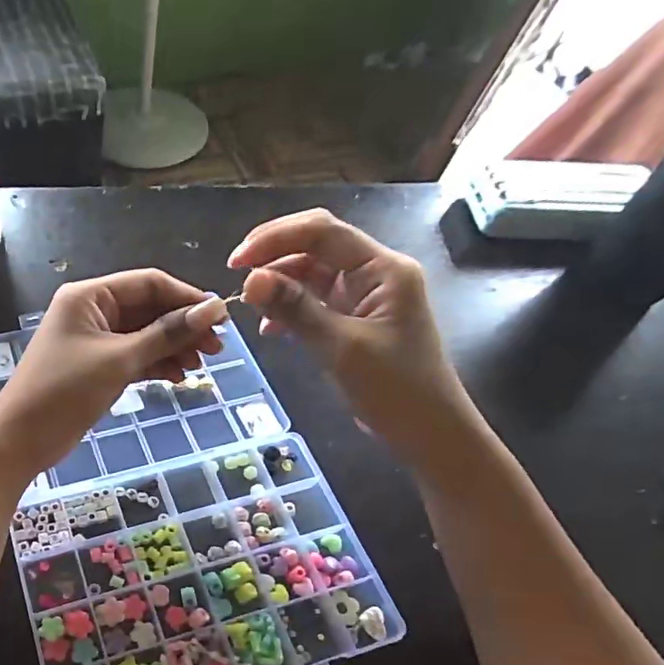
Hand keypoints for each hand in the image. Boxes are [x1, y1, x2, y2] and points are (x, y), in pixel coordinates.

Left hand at [0, 270, 226, 476]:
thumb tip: (212, 309)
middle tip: (217, 348)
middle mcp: (92, 311)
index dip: (187, 298)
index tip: (220, 318)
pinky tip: (178, 377)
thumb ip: (167, 334)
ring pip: (144, 336)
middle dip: (183, 326)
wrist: (22, 440)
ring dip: (173, 348)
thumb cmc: (65, 391)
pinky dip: (156, 365)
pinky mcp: (97, 367)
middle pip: (149, 309)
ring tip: (199, 366)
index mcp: (90, 296)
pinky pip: (135, 357)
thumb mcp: (119, 360)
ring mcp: (95, 341)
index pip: (149, 283)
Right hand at [229, 209, 470, 455]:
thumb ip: (296, 310)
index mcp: (382, 268)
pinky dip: (292, 310)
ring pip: (313, 276)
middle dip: (274, 259)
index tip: (235, 263)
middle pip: (316, 248)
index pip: (322, 232)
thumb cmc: (394, 389)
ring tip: (251, 307)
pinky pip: (317, 303)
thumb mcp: (341, 348)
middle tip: (236, 278)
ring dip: (280, 286)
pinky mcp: (356, 321)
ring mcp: (366, 297)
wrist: (428, 432)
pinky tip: (271, 329)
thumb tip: (250, 280)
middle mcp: (375, 273)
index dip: (274, 239)